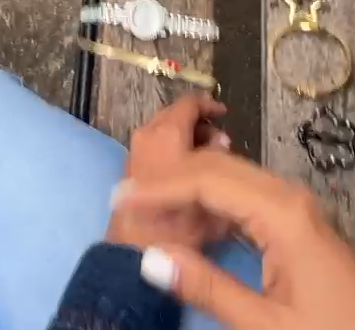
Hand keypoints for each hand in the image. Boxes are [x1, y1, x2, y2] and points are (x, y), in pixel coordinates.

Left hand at [105, 95, 231, 250]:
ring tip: (205, 159)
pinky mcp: (130, 164)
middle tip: (219, 143)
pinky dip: (170, 146)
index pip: (189, 103)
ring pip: (163, 128)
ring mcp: (136, 148)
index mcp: (167, 134)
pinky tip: (184, 171)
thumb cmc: (177, 225)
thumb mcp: (211, 198)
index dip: (209, 105)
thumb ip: (219, 163)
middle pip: (175, 114)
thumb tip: (220, 141)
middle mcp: (148, 133)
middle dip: (198, 123)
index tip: (224, 113)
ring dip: (184, 136)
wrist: (133, 251)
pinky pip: (154, 143)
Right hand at [122, 150, 354, 329]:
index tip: (119, 198)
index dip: (159, 186)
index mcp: (282, 212)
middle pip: (217, 170)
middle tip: (125, 201)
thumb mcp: (267, 327)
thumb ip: (208, 288)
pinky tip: (191, 224)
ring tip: (149, 211)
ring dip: (188, 192)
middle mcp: (289, 197)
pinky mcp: (299, 227)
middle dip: (169, 181)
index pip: (207, 179)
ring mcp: (297, 210)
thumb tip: (149, 257)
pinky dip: (212, 207)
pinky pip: (246, 200)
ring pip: (231, 181)